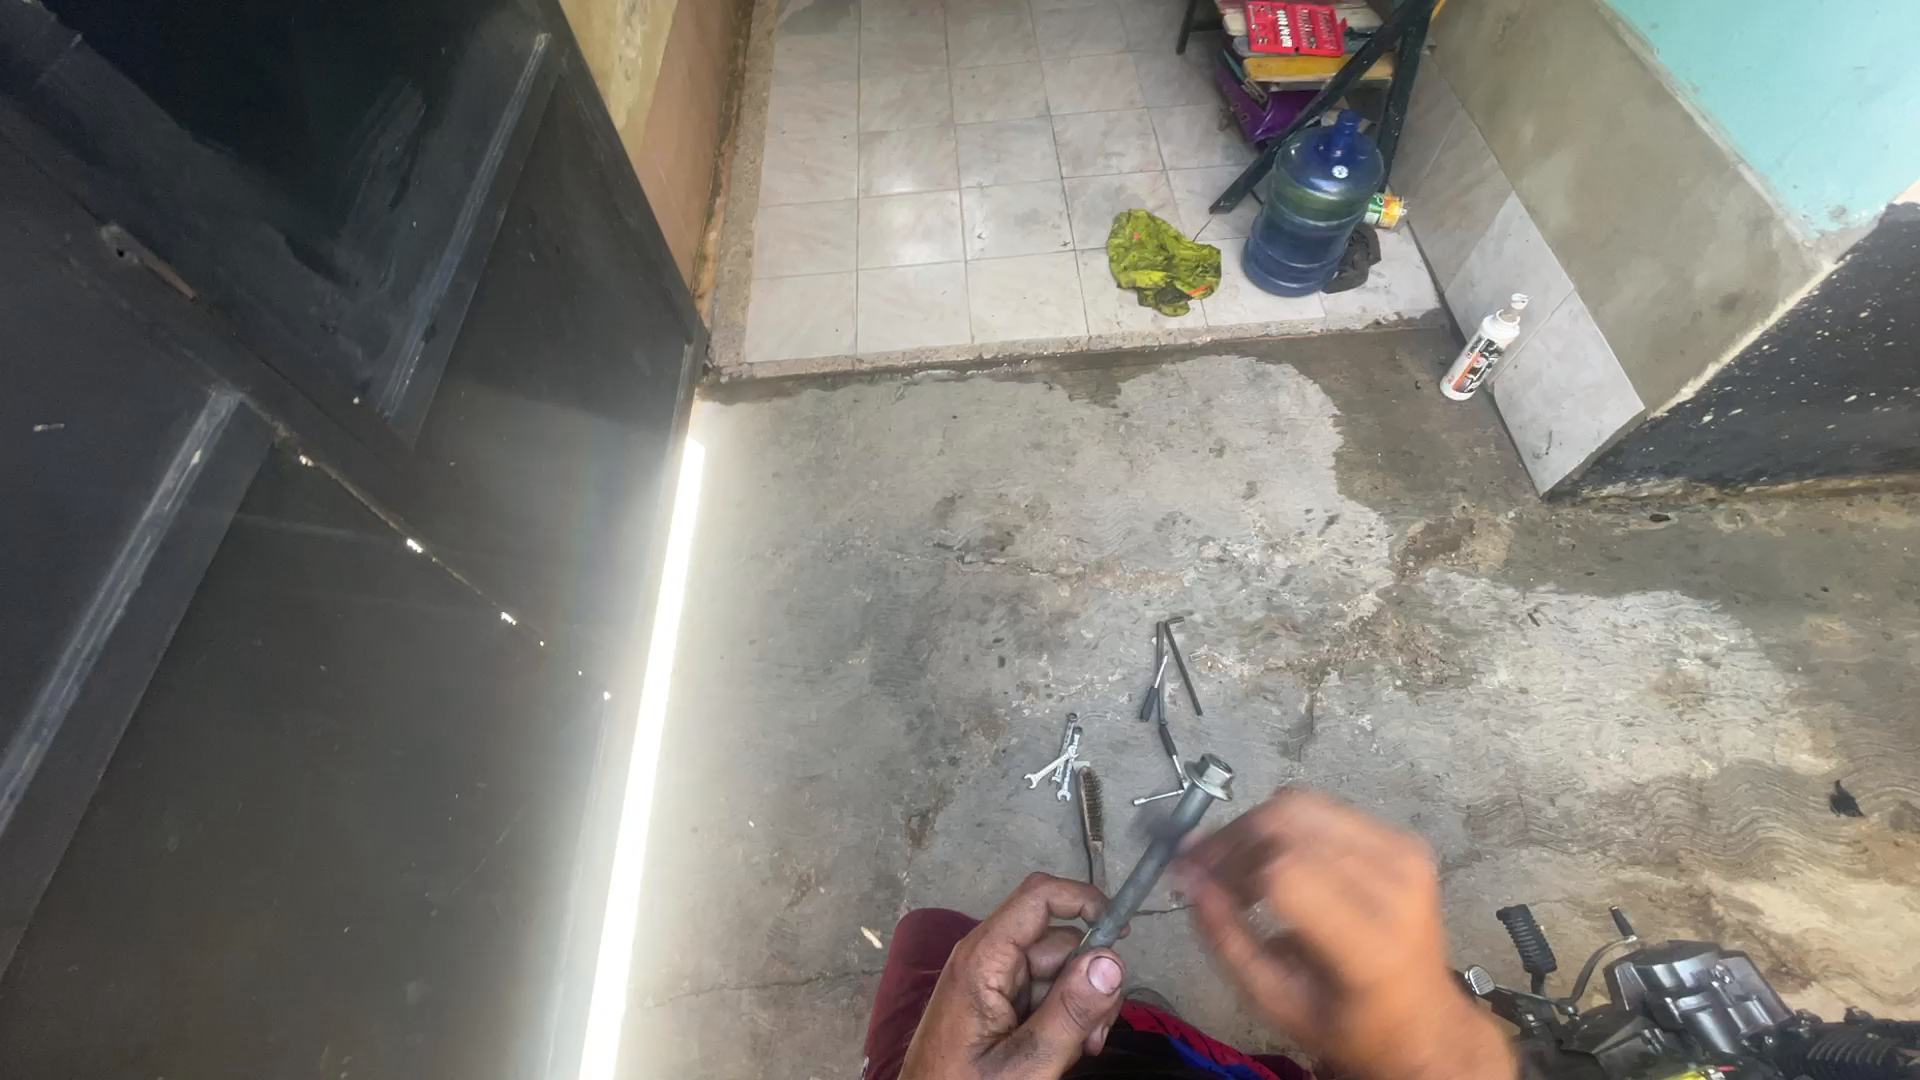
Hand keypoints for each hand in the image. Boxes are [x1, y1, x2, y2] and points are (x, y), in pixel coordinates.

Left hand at [899, 873, 1127, 1079]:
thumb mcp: (1025, 1064)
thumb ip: (1069, 1013)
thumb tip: (1112, 961)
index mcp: (985, 956)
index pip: (1039, 896)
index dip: (1082, 899)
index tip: (1121, 932)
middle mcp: (989, 954)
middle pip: (1057, 938)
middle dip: (1088, 979)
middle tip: (1096, 1035)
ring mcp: (994, 976)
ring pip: (1058, 966)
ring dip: (1080, 1003)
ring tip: (1080, 1050)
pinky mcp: (999, 997)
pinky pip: (1045, 989)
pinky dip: (1064, 1013)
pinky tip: (1067, 1048)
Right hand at [1179, 790, 1516, 1079]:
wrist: (1427, 1023)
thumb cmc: (1348, 1022)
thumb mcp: (1276, 1001)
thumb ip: (1226, 938)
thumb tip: (1188, 876)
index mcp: (1370, 944)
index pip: (1284, 872)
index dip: (1227, 865)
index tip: (1189, 877)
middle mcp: (1393, 888)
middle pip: (1286, 823)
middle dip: (1231, 837)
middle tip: (1205, 866)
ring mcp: (1403, 856)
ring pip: (1297, 804)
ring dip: (1252, 827)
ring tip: (1238, 864)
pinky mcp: (1401, 839)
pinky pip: (1319, 807)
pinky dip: (1282, 825)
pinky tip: (1273, 856)